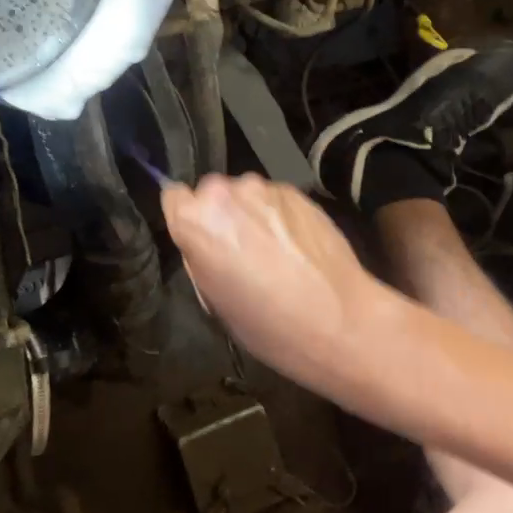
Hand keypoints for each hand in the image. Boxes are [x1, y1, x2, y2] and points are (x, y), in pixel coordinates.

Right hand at [162, 175, 396, 392]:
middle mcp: (222, 193)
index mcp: (193, 220)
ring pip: (244, 193)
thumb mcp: (213, 297)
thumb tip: (204, 239)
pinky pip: (274, 198)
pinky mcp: (296, 191)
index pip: (172, 196)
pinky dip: (279, 214)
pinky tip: (297, 245)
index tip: (201, 239)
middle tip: (239, 249)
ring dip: (250, 212)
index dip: (185, 218)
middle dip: (220, 214)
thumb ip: (199, 254)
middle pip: (209, 193)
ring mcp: (262, 189)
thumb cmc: (267, 323)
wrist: (341, 322)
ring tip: (273, 249)